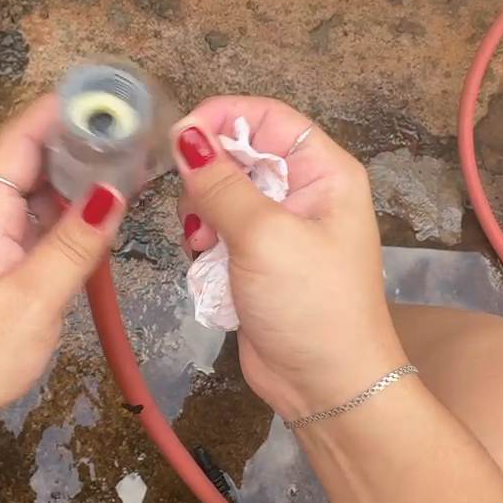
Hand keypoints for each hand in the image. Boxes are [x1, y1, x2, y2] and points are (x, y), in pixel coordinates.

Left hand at [0, 95, 127, 443]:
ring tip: (130, 160)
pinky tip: (105, 206)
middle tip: (131, 130)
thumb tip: (115, 191)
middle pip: (30, 160)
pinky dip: (73, 209)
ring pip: (39, 190)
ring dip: (79, 174)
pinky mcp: (6, 259)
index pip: (17, 143)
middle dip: (77, 139)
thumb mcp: (33, 301)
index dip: (56, 113)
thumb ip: (73, 246)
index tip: (103, 99)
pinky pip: (42, 220)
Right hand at [172, 97, 407, 421]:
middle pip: (239, 154)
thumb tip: (184, 135)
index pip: (267, 118)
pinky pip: (216, 230)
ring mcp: (277, 226)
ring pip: (220, 193)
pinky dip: (203, 242)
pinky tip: (205, 264)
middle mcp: (302, 191)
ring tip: (202, 245)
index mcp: (323, 172)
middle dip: (207, 177)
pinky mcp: (255, 258)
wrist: (325, 386)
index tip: (177, 137)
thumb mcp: (264, 237)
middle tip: (194, 209)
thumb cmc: (310, 305)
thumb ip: (221, 184)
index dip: (221, 117)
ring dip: (201, 214)